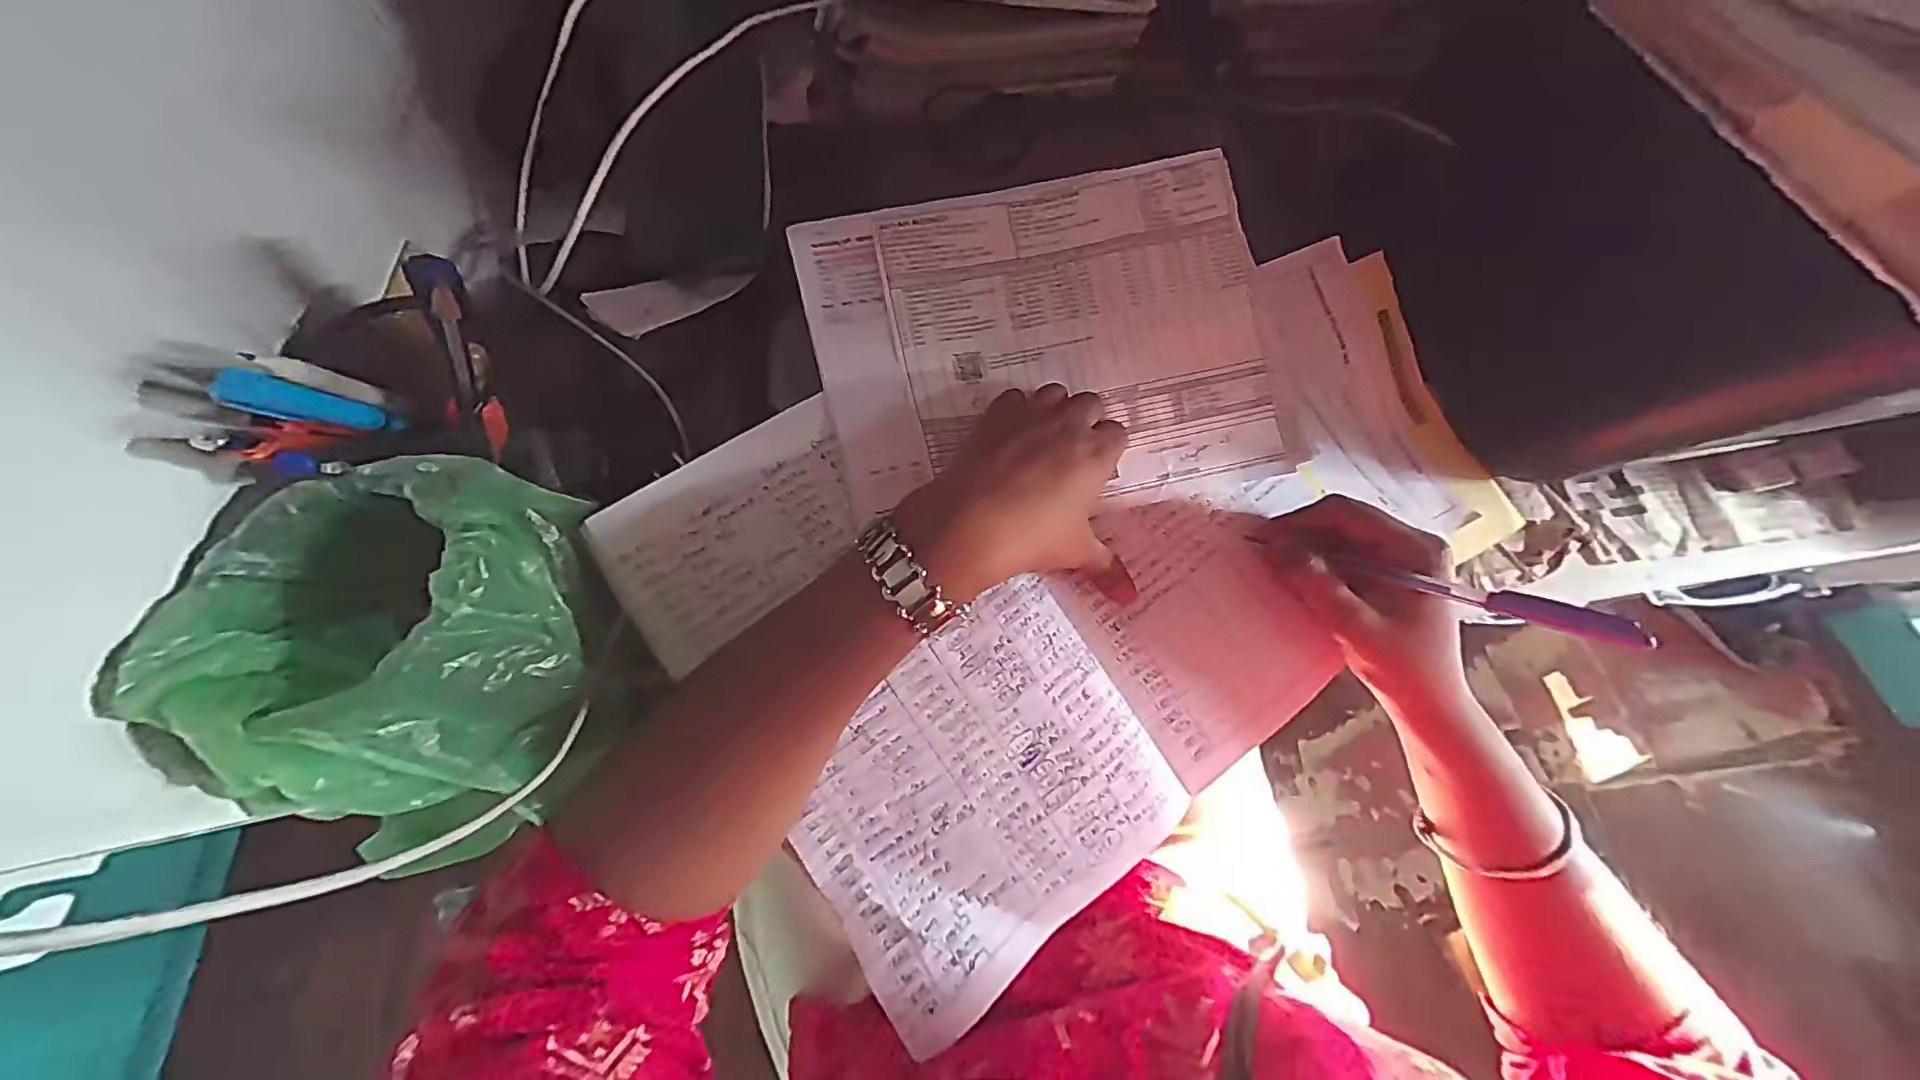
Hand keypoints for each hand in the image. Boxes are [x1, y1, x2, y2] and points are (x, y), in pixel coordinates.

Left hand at [891, 385, 1134, 602]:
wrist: (971, 524)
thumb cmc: (1032, 537)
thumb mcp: (1074, 552)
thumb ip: (1107, 569)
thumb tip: (1130, 597)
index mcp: (1097, 453)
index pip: (1118, 433)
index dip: (1108, 448)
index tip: (1096, 468)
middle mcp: (1069, 424)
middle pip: (1091, 403)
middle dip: (1086, 421)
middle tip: (1071, 452)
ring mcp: (1032, 415)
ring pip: (1055, 393)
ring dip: (1055, 407)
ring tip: (1043, 436)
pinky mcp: (997, 414)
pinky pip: (1014, 396)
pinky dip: (1016, 408)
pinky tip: (1009, 432)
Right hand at [1254, 495, 1466, 704]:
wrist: (1428, 701)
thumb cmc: (1405, 668)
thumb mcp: (1357, 628)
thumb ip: (1318, 586)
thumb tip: (1276, 551)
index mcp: (1416, 549)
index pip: (1348, 514)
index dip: (1300, 521)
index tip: (1264, 537)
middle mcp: (1409, 544)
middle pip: (1341, 521)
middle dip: (1298, 534)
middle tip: (1261, 550)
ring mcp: (1397, 558)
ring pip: (1336, 537)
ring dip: (1302, 548)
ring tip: (1272, 563)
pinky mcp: (1383, 573)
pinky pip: (1339, 556)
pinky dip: (1312, 563)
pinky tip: (1293, 576)